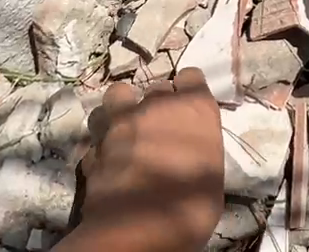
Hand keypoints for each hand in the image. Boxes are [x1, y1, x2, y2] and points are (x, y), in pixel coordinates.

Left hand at [66, 68, 223, 251]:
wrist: (139, 231)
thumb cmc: (190, 207)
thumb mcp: (212, 175)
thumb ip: (199, 147)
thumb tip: (191, 150)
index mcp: (193, 107)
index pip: (192, 76)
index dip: (188, 90)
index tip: (188, 108)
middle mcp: (157, 104)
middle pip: (157, 87)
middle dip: (157, 104)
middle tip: (160, 128)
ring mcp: (122, 122)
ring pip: (117, 95)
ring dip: (121, 109)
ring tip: (125, 130)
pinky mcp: (96, 145)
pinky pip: (98, 137)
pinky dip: (101, 146)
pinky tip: (107, 162)